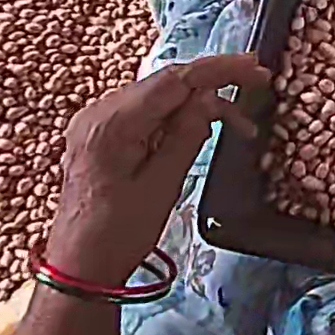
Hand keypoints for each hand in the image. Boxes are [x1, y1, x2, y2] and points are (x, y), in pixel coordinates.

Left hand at [44, 54, 270, 285]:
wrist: (78, 267)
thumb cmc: (120, 233)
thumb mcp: (163, 184)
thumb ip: (187, 134)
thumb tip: (211, 97)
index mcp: (112, 124)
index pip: (174, 80)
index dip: (218, 69)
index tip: (255, 67)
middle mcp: (100, 112)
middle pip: (167, 82)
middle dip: (213, 80)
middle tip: (256, 80)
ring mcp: (98, 120)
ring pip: (161, 94)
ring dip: (199, 100)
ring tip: (237, 118)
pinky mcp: (103, 131)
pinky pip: (149, 110)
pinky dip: (179, 113)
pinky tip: (202, 124)